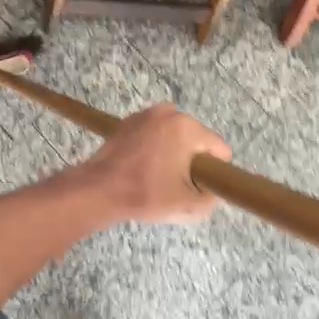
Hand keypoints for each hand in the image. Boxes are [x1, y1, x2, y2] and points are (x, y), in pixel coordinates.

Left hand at [78, 103, 232, 223]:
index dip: (215, 170)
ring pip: (174, 135)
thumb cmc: (147, 194)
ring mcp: (145, 114)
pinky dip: (155, 146)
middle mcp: (168, 112)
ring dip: (174, 151)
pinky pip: (154, 133)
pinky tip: (145, 165)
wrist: (100, 189)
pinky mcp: (128, 121)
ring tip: (160, 174)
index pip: (219, 148)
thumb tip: (210, 188)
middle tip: (178, 182)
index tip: (200, 186)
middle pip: (196, 139)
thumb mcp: (191, 206)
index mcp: (187, 127)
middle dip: (193, 159)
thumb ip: (212, 197)